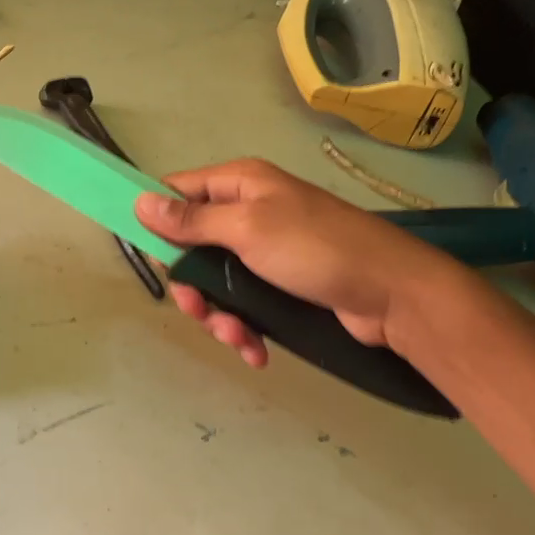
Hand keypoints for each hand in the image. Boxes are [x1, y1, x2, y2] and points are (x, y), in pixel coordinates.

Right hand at [134, 158, 470, 365]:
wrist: (396, 295)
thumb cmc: (318, 250)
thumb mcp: (248, 230)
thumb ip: (192, 220)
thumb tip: (138, 202)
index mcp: (239, 183)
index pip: (177, 192)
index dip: (158, 222)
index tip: (153, 257)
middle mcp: (248, 210)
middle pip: (191, 244)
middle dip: (192, 285)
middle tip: (200, 311)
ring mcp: (266, 248)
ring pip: (215, 280)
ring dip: (218, 314)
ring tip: (237, 338)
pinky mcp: (282, 282)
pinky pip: (244, 301)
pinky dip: (243, 326)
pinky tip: (254, 350)